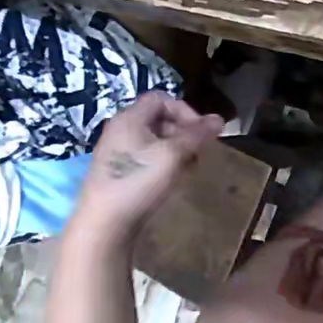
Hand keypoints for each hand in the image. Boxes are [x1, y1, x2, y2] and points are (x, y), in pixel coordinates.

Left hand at [70, 94, 223, 242]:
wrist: (103, 224)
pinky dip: (163, 164)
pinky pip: (145, 158)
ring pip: (154, 141)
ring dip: (176, 150)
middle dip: (183, 133)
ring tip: (188, 169)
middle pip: (158, 119)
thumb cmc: (138, 182)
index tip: (201, 132)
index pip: (161, 99)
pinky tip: (171, 181)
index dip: (185, 110)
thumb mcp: (173, 155)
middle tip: (198, 152)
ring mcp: (116, 153)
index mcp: (129, 118)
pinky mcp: (117, 174)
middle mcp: (120, 130)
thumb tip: (219, 119)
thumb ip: (197, 135)